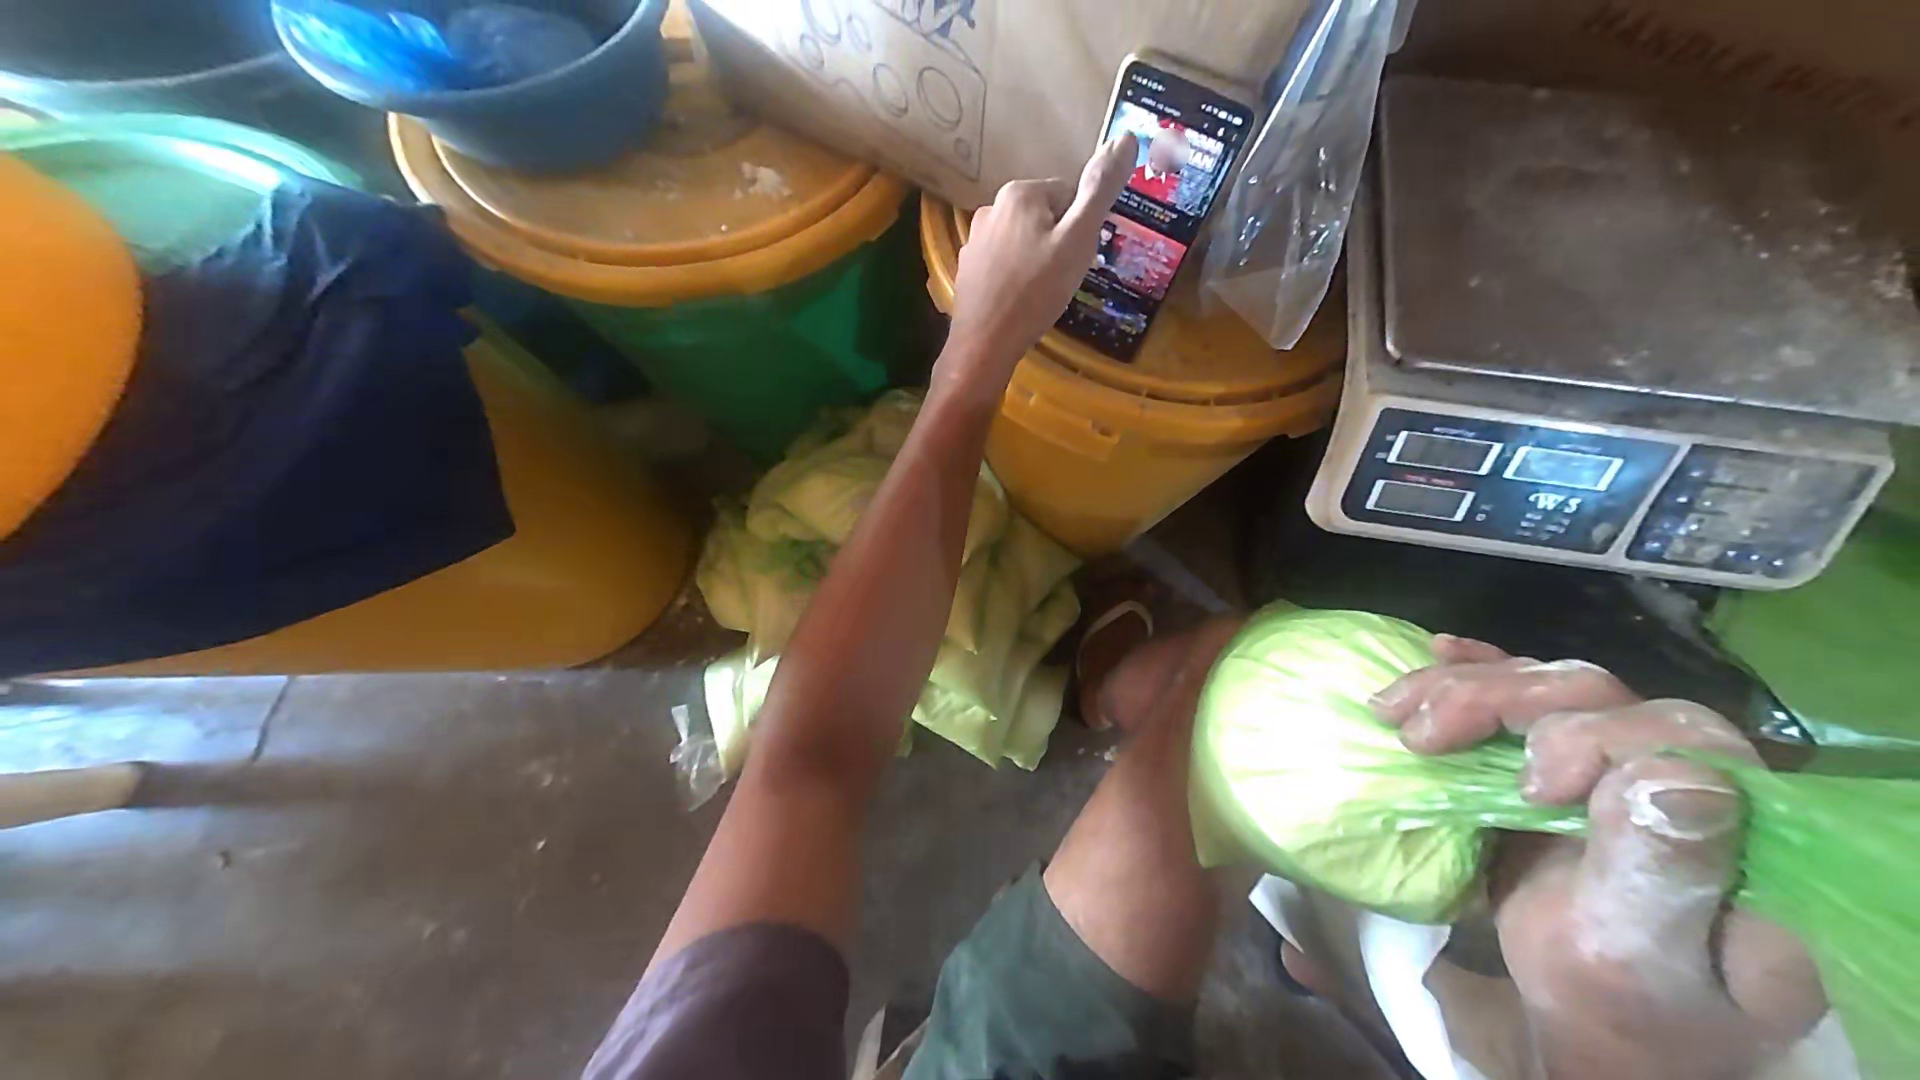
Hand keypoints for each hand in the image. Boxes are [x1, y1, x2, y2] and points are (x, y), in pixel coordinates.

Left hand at [938, 135, 1135, 397]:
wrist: (985, 343)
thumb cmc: (1036, 292)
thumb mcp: (1078, 239)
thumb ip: (1100, 190)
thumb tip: (1127, 138)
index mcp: (1019, 193)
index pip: (1068, 196)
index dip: (1079, 229)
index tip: (1075, 259)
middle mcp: (990, 207)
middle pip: (1043, 217)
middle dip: (1057, 243)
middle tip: (1059, 279)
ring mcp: (974, 239)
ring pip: (1022, 242)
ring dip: (1035, 261)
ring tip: (1038, 294)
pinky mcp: (967, 269)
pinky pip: (1002, 264)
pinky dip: (1014, 278)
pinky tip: (1018, 302)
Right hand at [1372, 636, 1827, 1079]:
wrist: (1598, 1013)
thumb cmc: (1625, 1001)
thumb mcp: (1640, 951)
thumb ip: (1663, 869)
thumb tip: (1674, 774)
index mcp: (1735, 825)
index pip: (1670, 734)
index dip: (1590, 738)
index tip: (1528, 791)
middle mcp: (1677, 772)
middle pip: (1590, 693)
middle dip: (1494, 699)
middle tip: (1421, 737)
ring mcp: (1613, 757)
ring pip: (1542, 683)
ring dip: (1460, 686)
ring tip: (1394, 713)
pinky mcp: (1560, 757)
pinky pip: (1519, 690)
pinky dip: (1472, 666)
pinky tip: (1439, 653)